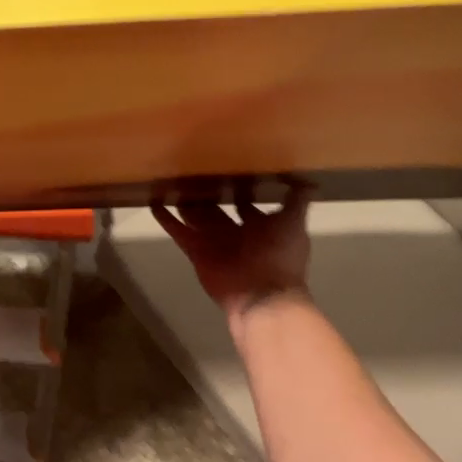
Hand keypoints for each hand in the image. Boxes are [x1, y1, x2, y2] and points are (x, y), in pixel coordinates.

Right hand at [151, 178, 312, 321]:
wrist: (262, 295)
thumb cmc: (279, 256)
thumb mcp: (293, 223)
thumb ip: (296, 201)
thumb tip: (308, 178)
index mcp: (261, 226)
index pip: (246, 202)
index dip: (237, 186)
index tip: (225, 166)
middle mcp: (236, 232)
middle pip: (217, 208)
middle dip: (206, 193)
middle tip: (190, 170)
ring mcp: (214, 242)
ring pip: (195, 217)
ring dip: (184, 202)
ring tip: (168, 180)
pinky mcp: (195, 251)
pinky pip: (178, 231)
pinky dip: (166, 219)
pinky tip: (153, 202)